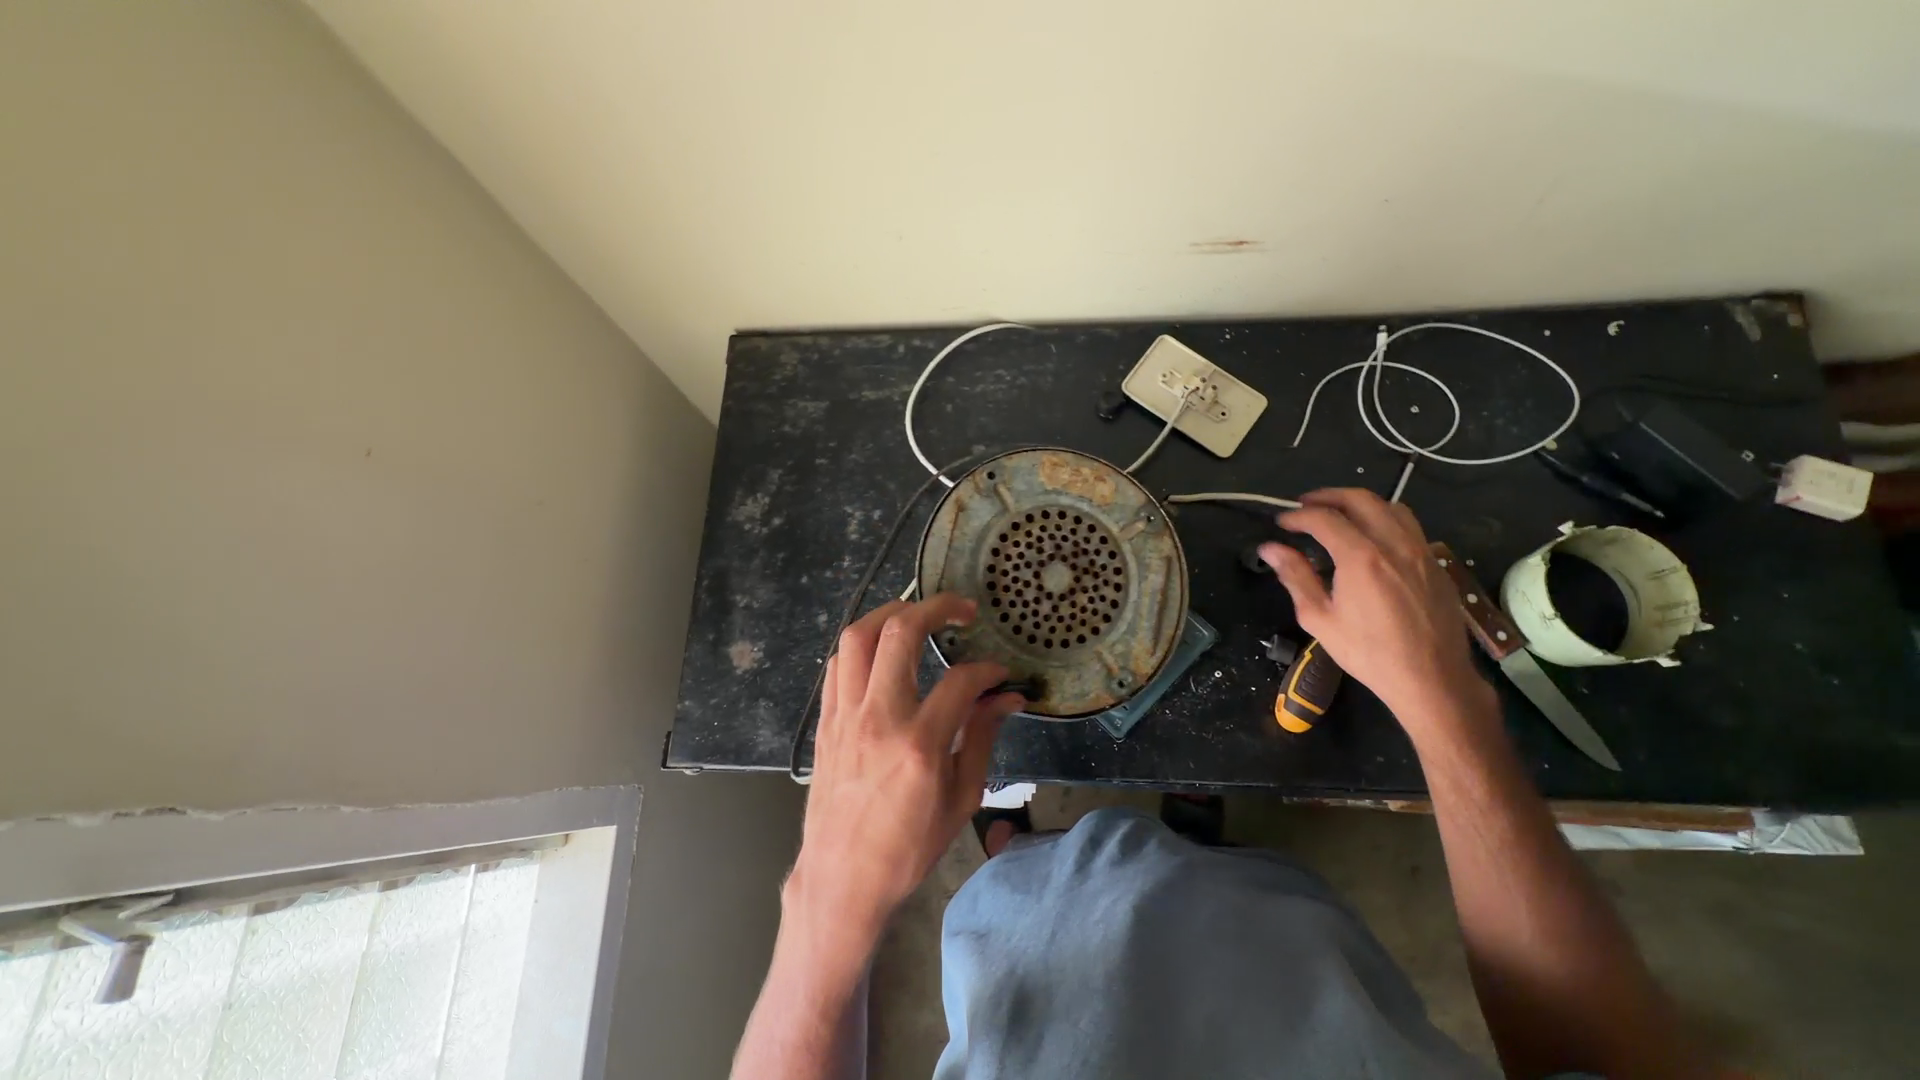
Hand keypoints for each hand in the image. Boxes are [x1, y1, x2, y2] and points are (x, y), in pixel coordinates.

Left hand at [788, 593, 1024, 935]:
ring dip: (890, 614)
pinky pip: (838, 664)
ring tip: (917, 614)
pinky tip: (882, 650)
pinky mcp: (826, 722)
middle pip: (899, 633)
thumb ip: (981, 738)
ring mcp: (844, 716)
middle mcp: (877, 718)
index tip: (1000, 674)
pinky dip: (862, 645)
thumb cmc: (908, 849)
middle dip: (935, 608)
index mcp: (919, 744)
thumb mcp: (961, 800)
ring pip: (857, 637)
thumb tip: (1007, 697)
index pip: (960, 681)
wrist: (841, 879)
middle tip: (962, 609)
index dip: (988, 670)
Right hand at [1258, 489, 1484, 722]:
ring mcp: (1420, 551)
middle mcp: (1393, 543)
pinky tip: (1373, 540)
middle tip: (1306, 505)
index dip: (1298, 515)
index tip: (1282, 522)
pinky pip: (1410, 527)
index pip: (1324, 518)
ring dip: (1361, 504)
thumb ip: (1295, 577)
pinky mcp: (1436, 564)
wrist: (1431, 678)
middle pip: (1360, 500)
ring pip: (1391, 507)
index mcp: (1361, 557)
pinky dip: (1385, 520)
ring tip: (1341, 515)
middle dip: (1328, 497)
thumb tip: (1270, 549)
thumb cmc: (1368, 653)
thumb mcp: (1320, 619)